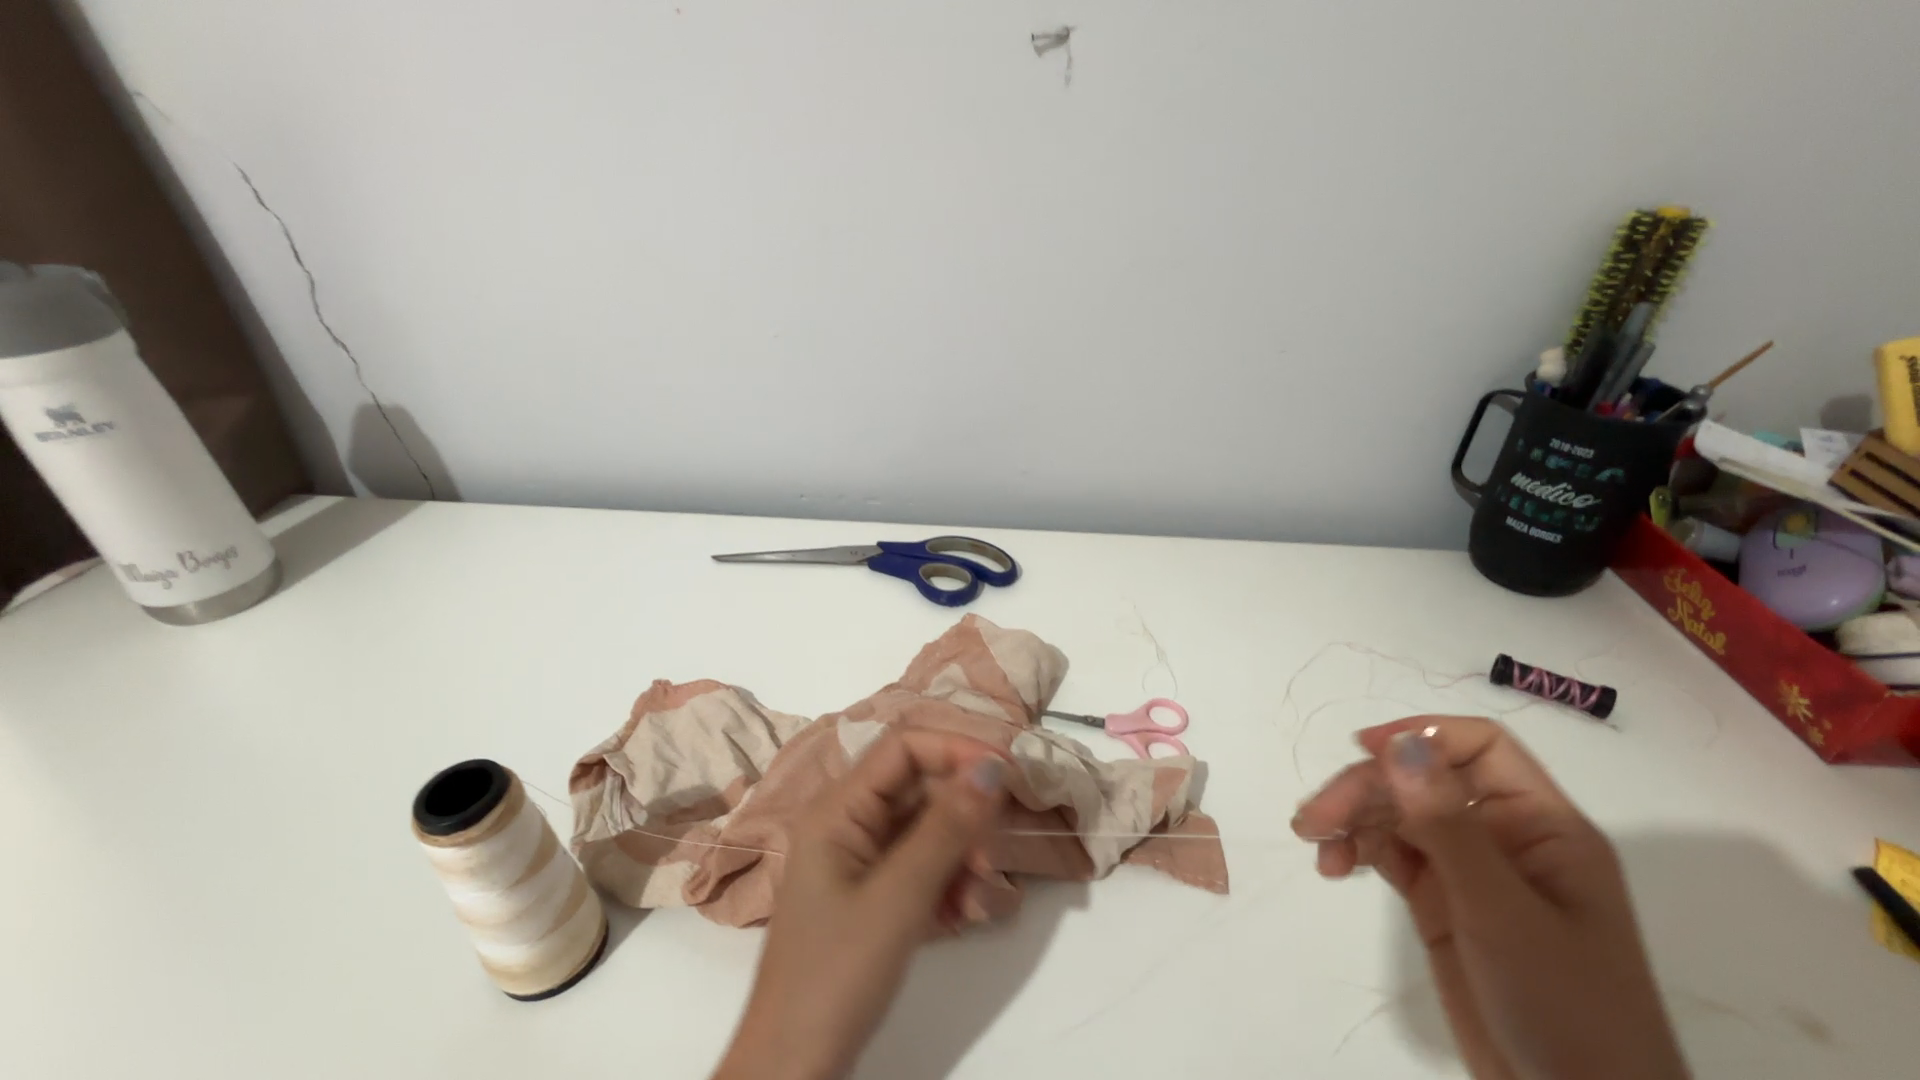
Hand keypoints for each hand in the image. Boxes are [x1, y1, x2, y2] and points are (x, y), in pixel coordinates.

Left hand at [713, 730, 1007, 1079]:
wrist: (794, 1062)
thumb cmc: (837, 972)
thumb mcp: (900, 897)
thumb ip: (947, 828)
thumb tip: (992, 767)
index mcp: (837, 809)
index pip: (904, 748)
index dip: (957, 750)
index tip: (1008, 775)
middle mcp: (847, 822)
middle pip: (920, 789)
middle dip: (963, 817)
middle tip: (991, 860)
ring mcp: (859, 858)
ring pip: (927, 830)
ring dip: (961, 855)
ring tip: (975, 899)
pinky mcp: (872, 892)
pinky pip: (921, 866)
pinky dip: (947, 882)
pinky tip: (960, 915)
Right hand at [1292, 716, 1688, 1079]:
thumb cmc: (1563, 1004)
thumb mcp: (1501, 910)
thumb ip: (1448, 825)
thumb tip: (1400, 743)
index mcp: (1541, 824)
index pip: (1479, 747)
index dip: (1421, 735)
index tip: (1361, 750)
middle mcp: (1504, 836)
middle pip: (1424, 779)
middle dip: (1367, 788)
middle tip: (1314, 820)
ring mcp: (1471, 872)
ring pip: (1401, 814)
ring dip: (1353, 816)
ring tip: (1313, 841)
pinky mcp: (1443, 904)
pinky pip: (1392, 854)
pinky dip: (1358, 850)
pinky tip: (1333, 867)